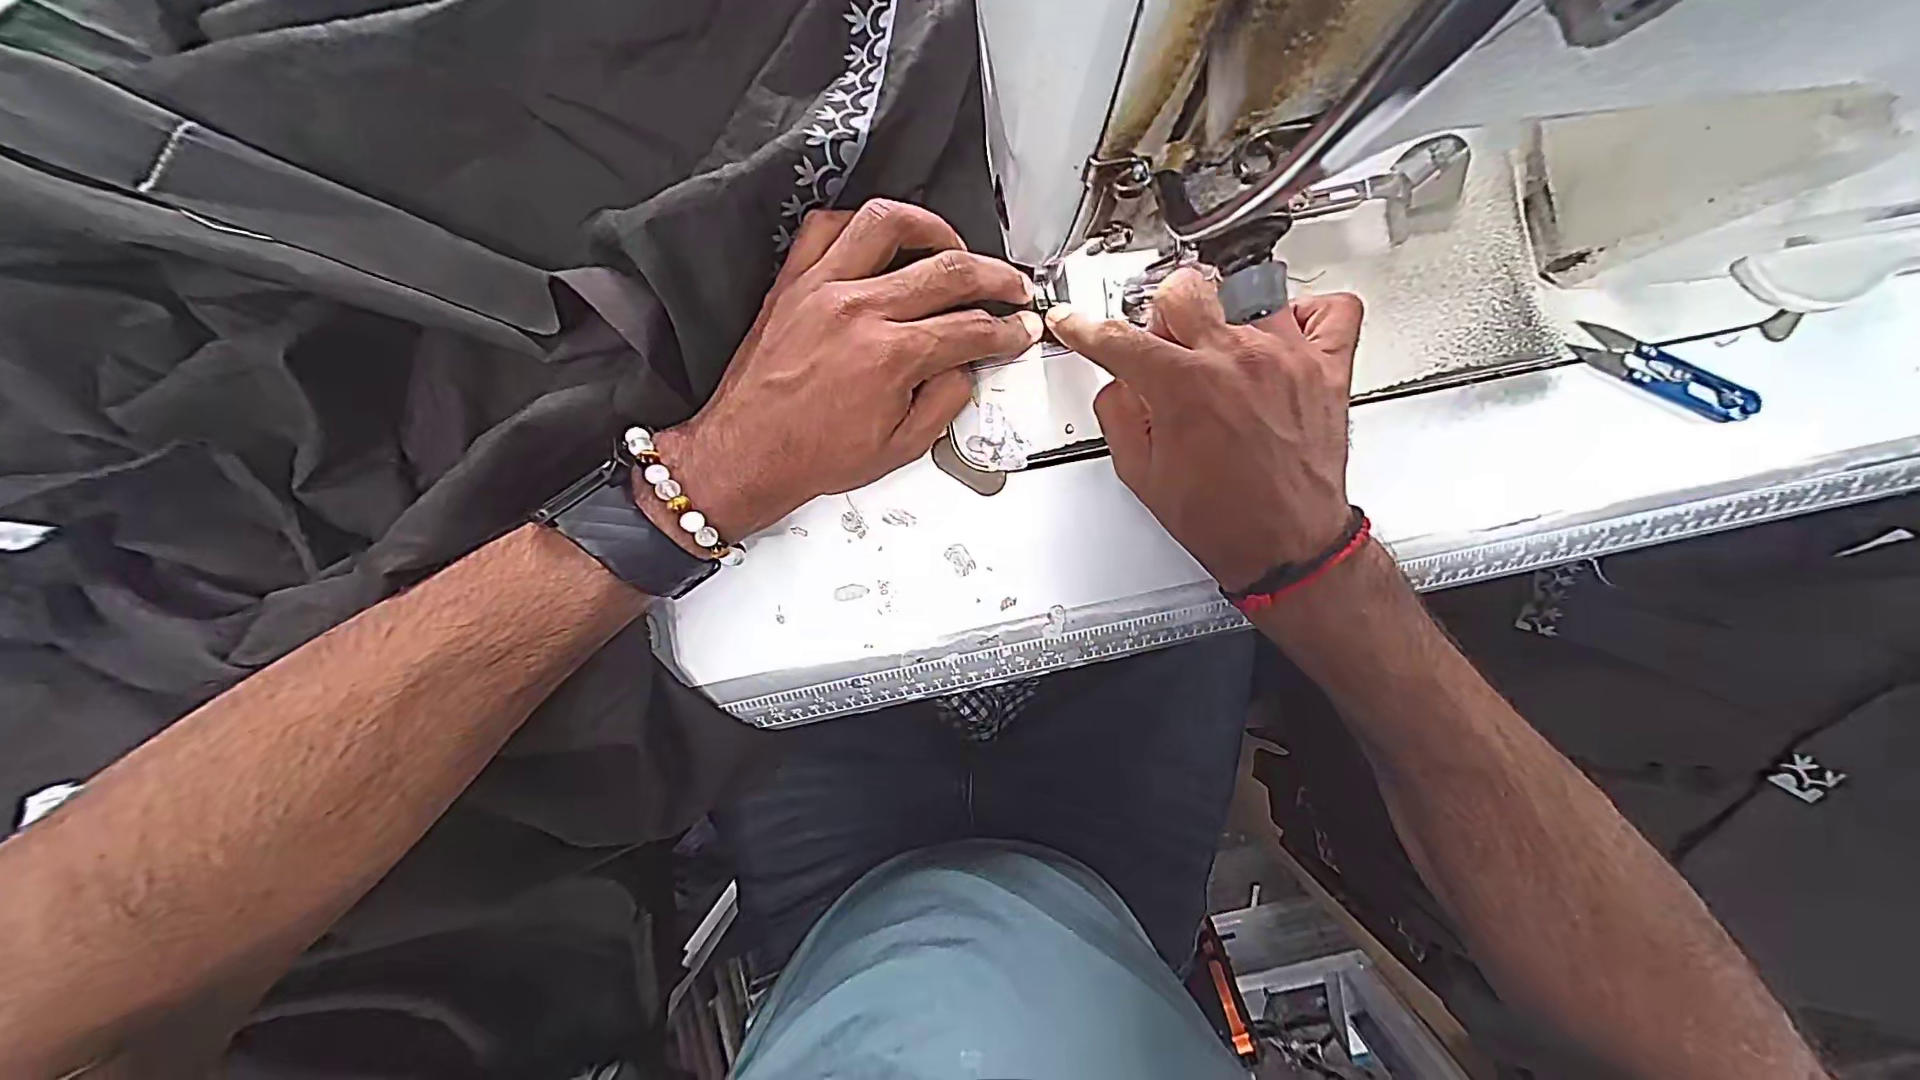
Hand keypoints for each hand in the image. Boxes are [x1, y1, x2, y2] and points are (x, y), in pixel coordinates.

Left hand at [648, 200, 1041, 547]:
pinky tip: (882, 239)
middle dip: (997, 277)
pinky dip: (862, 224)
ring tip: (955, 245)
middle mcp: (859, 311)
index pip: (971, 329)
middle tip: (1012, 288)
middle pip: (949, 270)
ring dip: (936, 228)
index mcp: (891, 356)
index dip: (1008, 329)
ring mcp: (823, 289)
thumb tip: (966, 368)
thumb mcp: (900, 447)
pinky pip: (828, 226)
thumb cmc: (812, 454)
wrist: (750, 452)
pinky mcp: (793, 283)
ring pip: (890, 224)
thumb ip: (945, 402)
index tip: (1020, 328)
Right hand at [1046, 267, 1363, 591]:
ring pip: (1247, 293)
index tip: (1076, 322)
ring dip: (1223, 319)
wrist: (1285, 545)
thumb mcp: (1141, 474)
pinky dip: (1306, 314)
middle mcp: (1234, 360)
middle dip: (1158, 314)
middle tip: (1161, 346)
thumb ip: (1117, 415)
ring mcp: (1286, 358)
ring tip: (1220, 356)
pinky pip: (1330, 310)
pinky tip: (1284, 334)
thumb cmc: (1223, 519)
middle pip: (1183, 290)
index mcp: (1182, 387)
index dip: (1084, 327)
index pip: (1117, 337)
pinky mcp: (1329, 368)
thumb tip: (1117, 384)